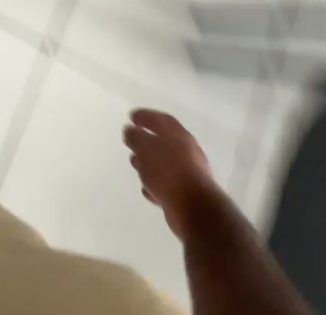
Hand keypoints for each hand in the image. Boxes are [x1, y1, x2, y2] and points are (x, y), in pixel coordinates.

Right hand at [123, 109, 220, 237]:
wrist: (195, 209)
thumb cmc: (168, 172)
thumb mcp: (145, 148)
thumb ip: (135, 136)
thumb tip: (130, 131)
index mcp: (179, 136)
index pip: (161, 120)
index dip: (146, 116)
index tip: (131, 116)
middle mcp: (186, 152)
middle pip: (163, 142)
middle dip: (146, 140)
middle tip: (131, 140)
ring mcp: (188, 174)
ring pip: (164, 164)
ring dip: (149, 163)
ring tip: (134, 163)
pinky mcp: (186, 194)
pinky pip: (167, 184)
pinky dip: (155, 183)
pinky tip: (147, 189)